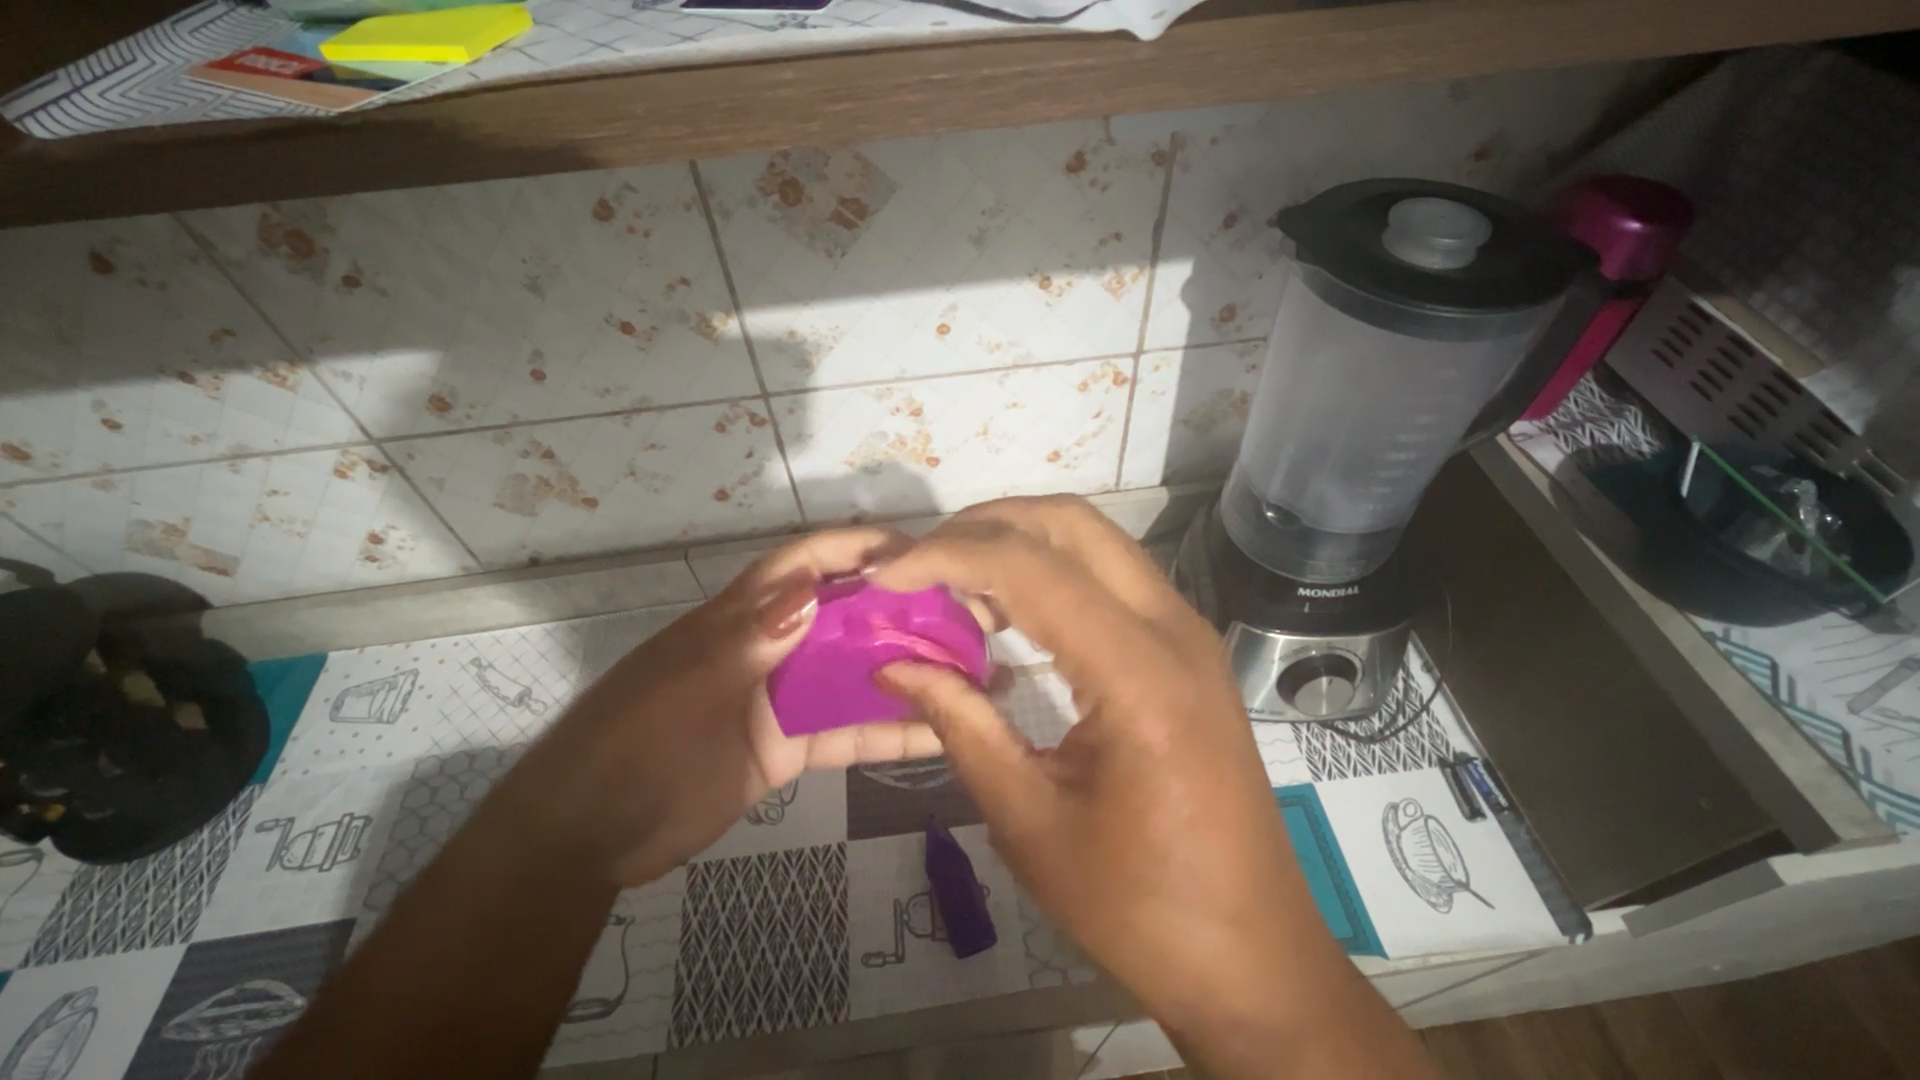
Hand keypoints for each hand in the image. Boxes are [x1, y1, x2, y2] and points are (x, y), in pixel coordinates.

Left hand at [486, 527, 942, 886]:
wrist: (588, 835)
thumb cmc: (630, 745)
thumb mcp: (686, 687)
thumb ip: (747, 641)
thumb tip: (812, 590)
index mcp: (736, 619)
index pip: (803, 565)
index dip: (856, 549)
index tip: (919, 553)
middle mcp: (767, 648)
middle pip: (843, 617)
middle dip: (900, 610)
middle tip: (967, 617)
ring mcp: (779, 700)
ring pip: (853, 675)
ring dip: (906, 671)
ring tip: (972, 673)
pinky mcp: (786, 749)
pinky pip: (844, 733)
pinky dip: (887, 733)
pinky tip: (937, 735)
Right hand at [871, 497, 1436, 1079]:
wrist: (1251, 958)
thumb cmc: (1138, 908)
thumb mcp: (1029, 820)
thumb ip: (960, 725)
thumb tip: (893, 665)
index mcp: (1137, 673)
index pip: (1028, 568)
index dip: (944, 557)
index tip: (882, 575)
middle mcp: (1172, 630)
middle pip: (1071, 523)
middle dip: (985, 525)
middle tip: (918, 566)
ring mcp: (1189, 637)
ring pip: (1096, 544)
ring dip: (1019, 547)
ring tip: (950, 590)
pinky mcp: (1189, 656)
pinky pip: (1113, 583)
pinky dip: (1053, 578)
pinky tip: (1006, 620)